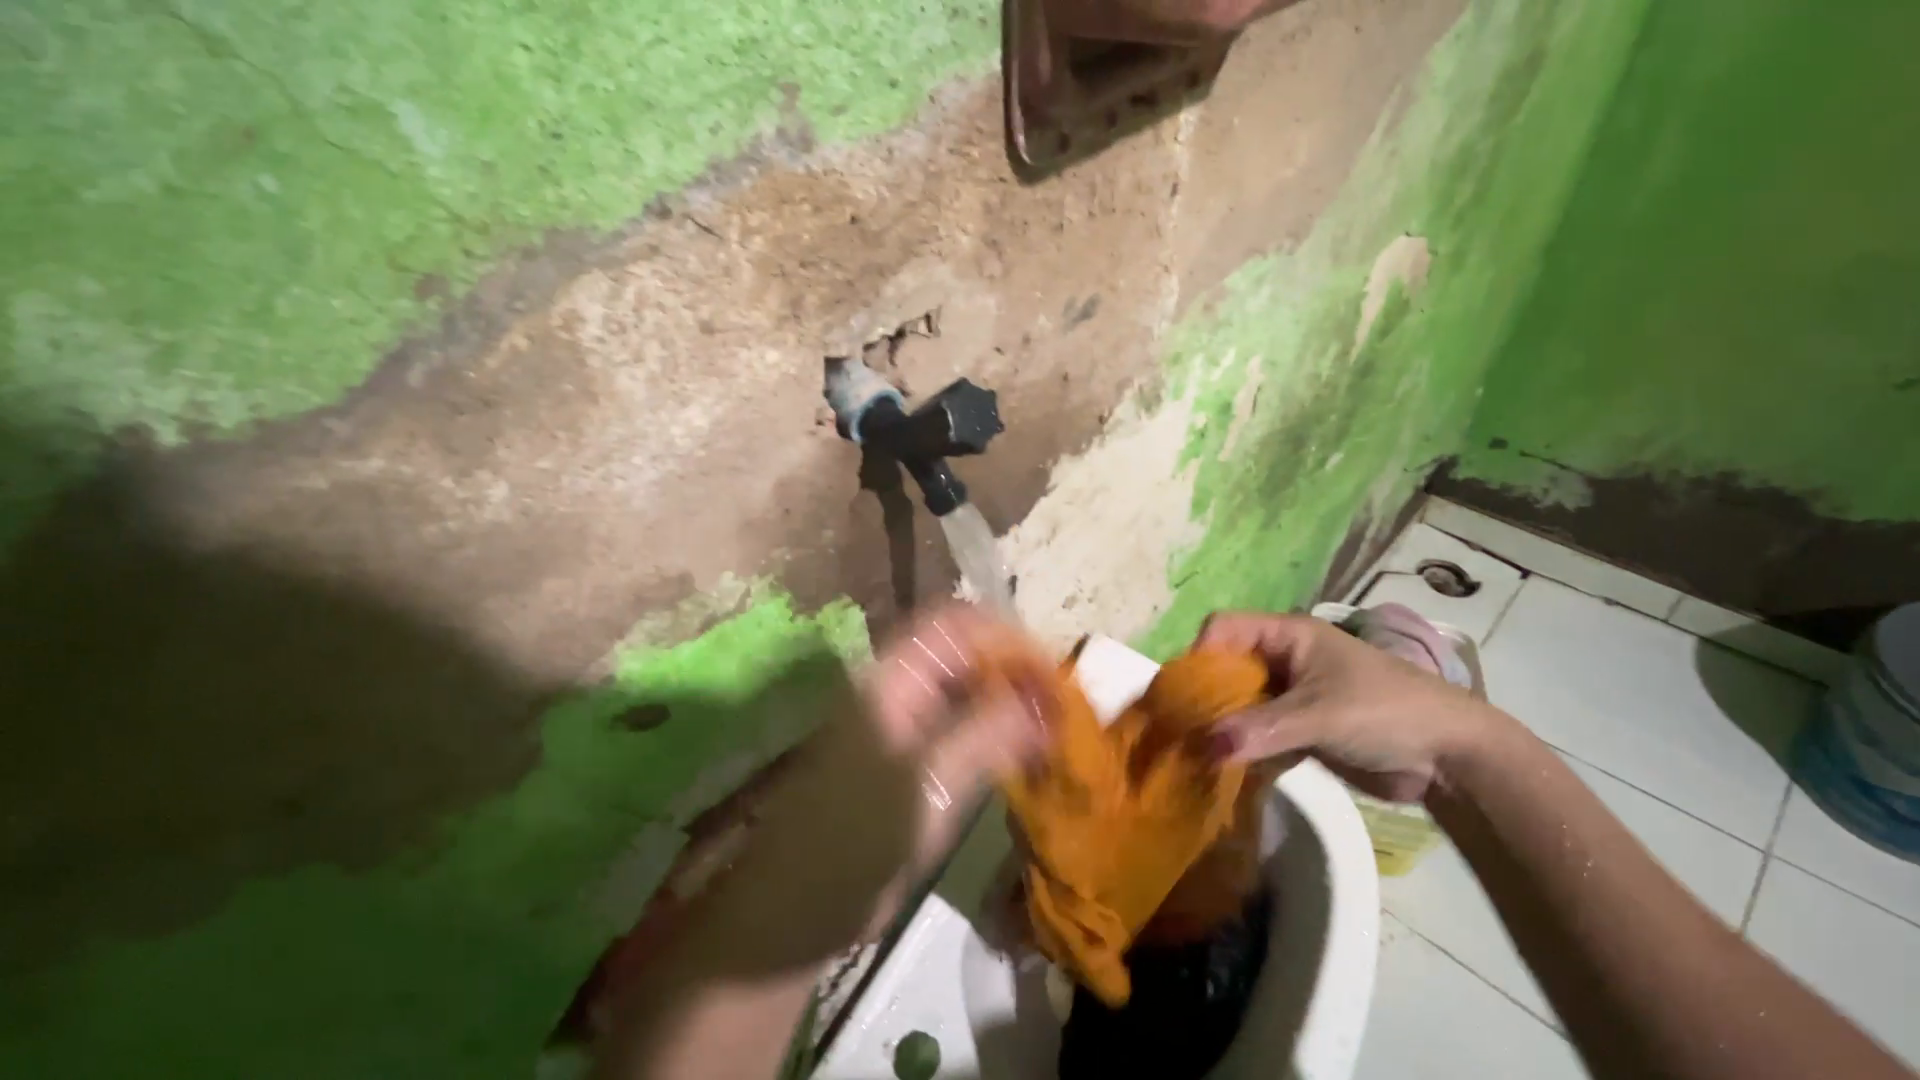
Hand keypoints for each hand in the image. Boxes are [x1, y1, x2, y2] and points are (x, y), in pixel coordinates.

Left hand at [856, 602, 1052, 864]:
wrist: (800, 908)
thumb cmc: (858, 836)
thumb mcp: (929, 781)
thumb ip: (989, 732)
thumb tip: (1047, 702)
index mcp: (891, 680)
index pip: (955, 626)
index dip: (1006, 639)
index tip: (1052, 677)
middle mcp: (898, 692)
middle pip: (964, 656)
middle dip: (1015, 672)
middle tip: (1062, 709)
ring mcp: (904, 729)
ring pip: (968, 694)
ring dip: (1011, 704)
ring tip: (1054, 734)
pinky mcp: (913, 766)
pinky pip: (965, 732)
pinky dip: (999, 737)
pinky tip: (1028, 761)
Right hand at [1194, 611, 1500, 801]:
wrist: (1450, 757)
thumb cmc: (1386, 712)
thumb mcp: (1319, 716)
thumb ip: (1260, 729)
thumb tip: (1202, 746)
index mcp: (1288, 636)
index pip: (1223, 628)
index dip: (1199, 655)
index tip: (1184, 695)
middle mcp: (1283, 660)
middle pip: (1224, 668)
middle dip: (1201, 697)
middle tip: (1179, 732)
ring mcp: (1290, 696)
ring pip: (1238, 704)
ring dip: (1218, 727)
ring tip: (1193, 756)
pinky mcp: (1299, 730)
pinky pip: (1256, 733)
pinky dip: (1239, 749)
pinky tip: (1223, 770)